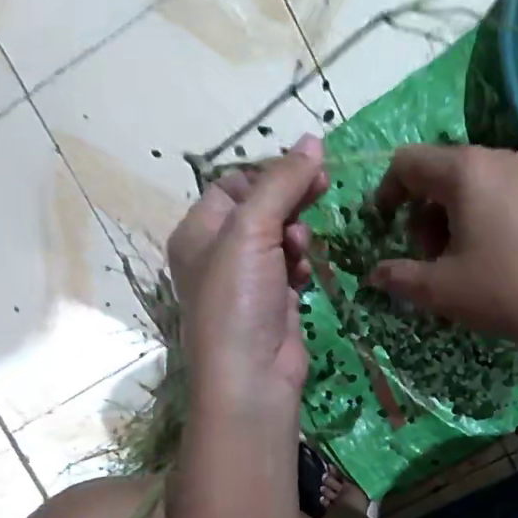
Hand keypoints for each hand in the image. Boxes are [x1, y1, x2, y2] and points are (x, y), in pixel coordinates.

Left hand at [166, 136, 327, 407]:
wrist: (250, 377)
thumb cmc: (237, 299)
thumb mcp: (251, 230)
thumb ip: (281, 183)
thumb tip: (312, 140)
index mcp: (196, 232)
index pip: (232, 185)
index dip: (267, 175)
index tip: (305, 170)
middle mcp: (216, 254)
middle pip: (259, 209)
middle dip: (289, 202)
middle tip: (321, 189)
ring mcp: (245, 282)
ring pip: (278, 238)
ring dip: (295, 235)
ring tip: (300, 248)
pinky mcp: (271, 304)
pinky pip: (289, 269)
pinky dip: (299, 265)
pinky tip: (304, 273)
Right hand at [366, 145, 517, 350]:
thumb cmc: (505, 291)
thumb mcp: (440, 290)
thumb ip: (397, 277)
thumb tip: (373, 274)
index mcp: (464, 171)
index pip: (406, 163)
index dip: (385, 194)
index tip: (381, 229)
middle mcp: (494, 160)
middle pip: (435, 174)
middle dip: (417, 215)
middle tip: (424, 260)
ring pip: (463, 188)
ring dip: (443, 223)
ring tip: (453, 267)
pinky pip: (491, 197)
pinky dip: (472, 223)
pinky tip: (483, 263)